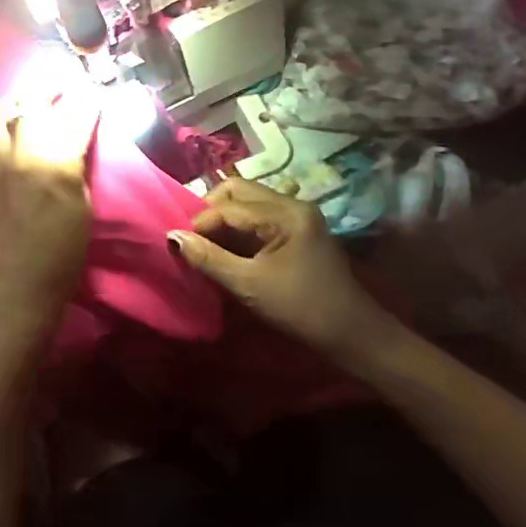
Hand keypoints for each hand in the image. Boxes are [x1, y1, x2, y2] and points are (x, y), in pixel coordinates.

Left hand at [0, 96, 98, 338]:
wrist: (20, 278)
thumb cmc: (63, 248)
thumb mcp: (84, 204)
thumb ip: (76, 165)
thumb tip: (76, 138)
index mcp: (58, 163)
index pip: (74, 116)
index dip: (85, 101)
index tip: (91, 94)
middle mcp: (24, 153)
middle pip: (34, 105)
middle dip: (49, 93)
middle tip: (60, 92)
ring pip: (1, 112)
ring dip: (16, 101)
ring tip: (27, 102)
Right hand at [171, 178, 405, 370]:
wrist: (352, 335)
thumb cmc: (300, 310)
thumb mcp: (249, 285)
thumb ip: (208, 259)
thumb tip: (172, 237)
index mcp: (285, 213)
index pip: (229, 206)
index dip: (200, 223)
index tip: (179, 244)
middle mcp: (292, 204)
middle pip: (238, 191)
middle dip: (210, 211)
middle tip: (193, 239)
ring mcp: (298, 214)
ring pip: (248, 200)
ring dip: (224, 217)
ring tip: (207, 244)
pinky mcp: (299, 228)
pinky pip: (260, 214)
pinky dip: (240, 226)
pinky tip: (228, 247)